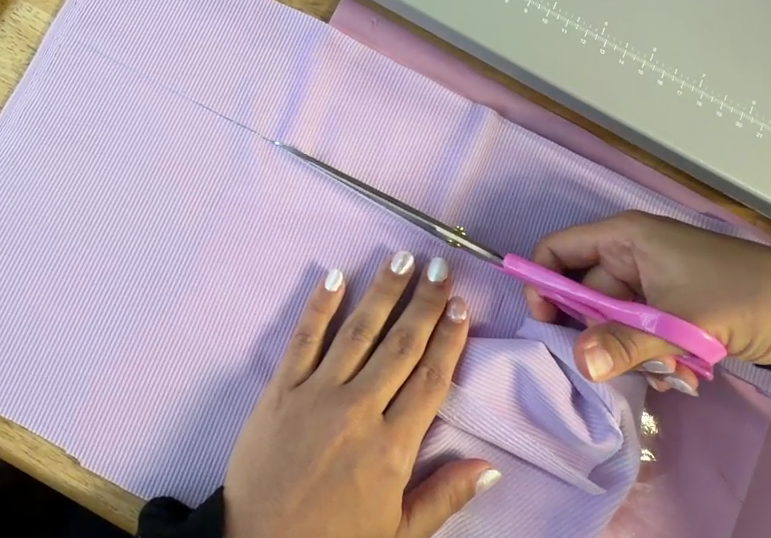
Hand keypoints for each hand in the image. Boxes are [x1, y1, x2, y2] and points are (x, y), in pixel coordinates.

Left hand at [223, 251, 500, 537]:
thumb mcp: (398, 533)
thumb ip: (444, 496)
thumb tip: (489, 465)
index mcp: (392, 448)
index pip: (430, 379)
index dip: (448, 339)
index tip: (461, 306)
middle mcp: (358, 410)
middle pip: (400, 345)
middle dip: (422, 302)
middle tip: (438, 266)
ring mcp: (316, 393)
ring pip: (357, 332)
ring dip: (381, 292)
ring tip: (401, 259)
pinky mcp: (281, 387)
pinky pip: (304, 338)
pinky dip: (320, 305)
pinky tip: (335, 276)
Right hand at [526, 211, 770, 394]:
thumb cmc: (738, 297)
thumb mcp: (680, 323)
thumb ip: (625, 342)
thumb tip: (579, 362)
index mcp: (622, 238)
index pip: (557, 249)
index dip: (542, 282)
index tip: (547, 323)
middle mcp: (628, 253)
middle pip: (583, 291)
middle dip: (598, 332)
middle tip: (616, 363)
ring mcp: (649, 280)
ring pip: (612, 317)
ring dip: (629, 349)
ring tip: (663, 374)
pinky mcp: (668, 304)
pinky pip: (638, 328)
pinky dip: (649, 352)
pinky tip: (676, 374)